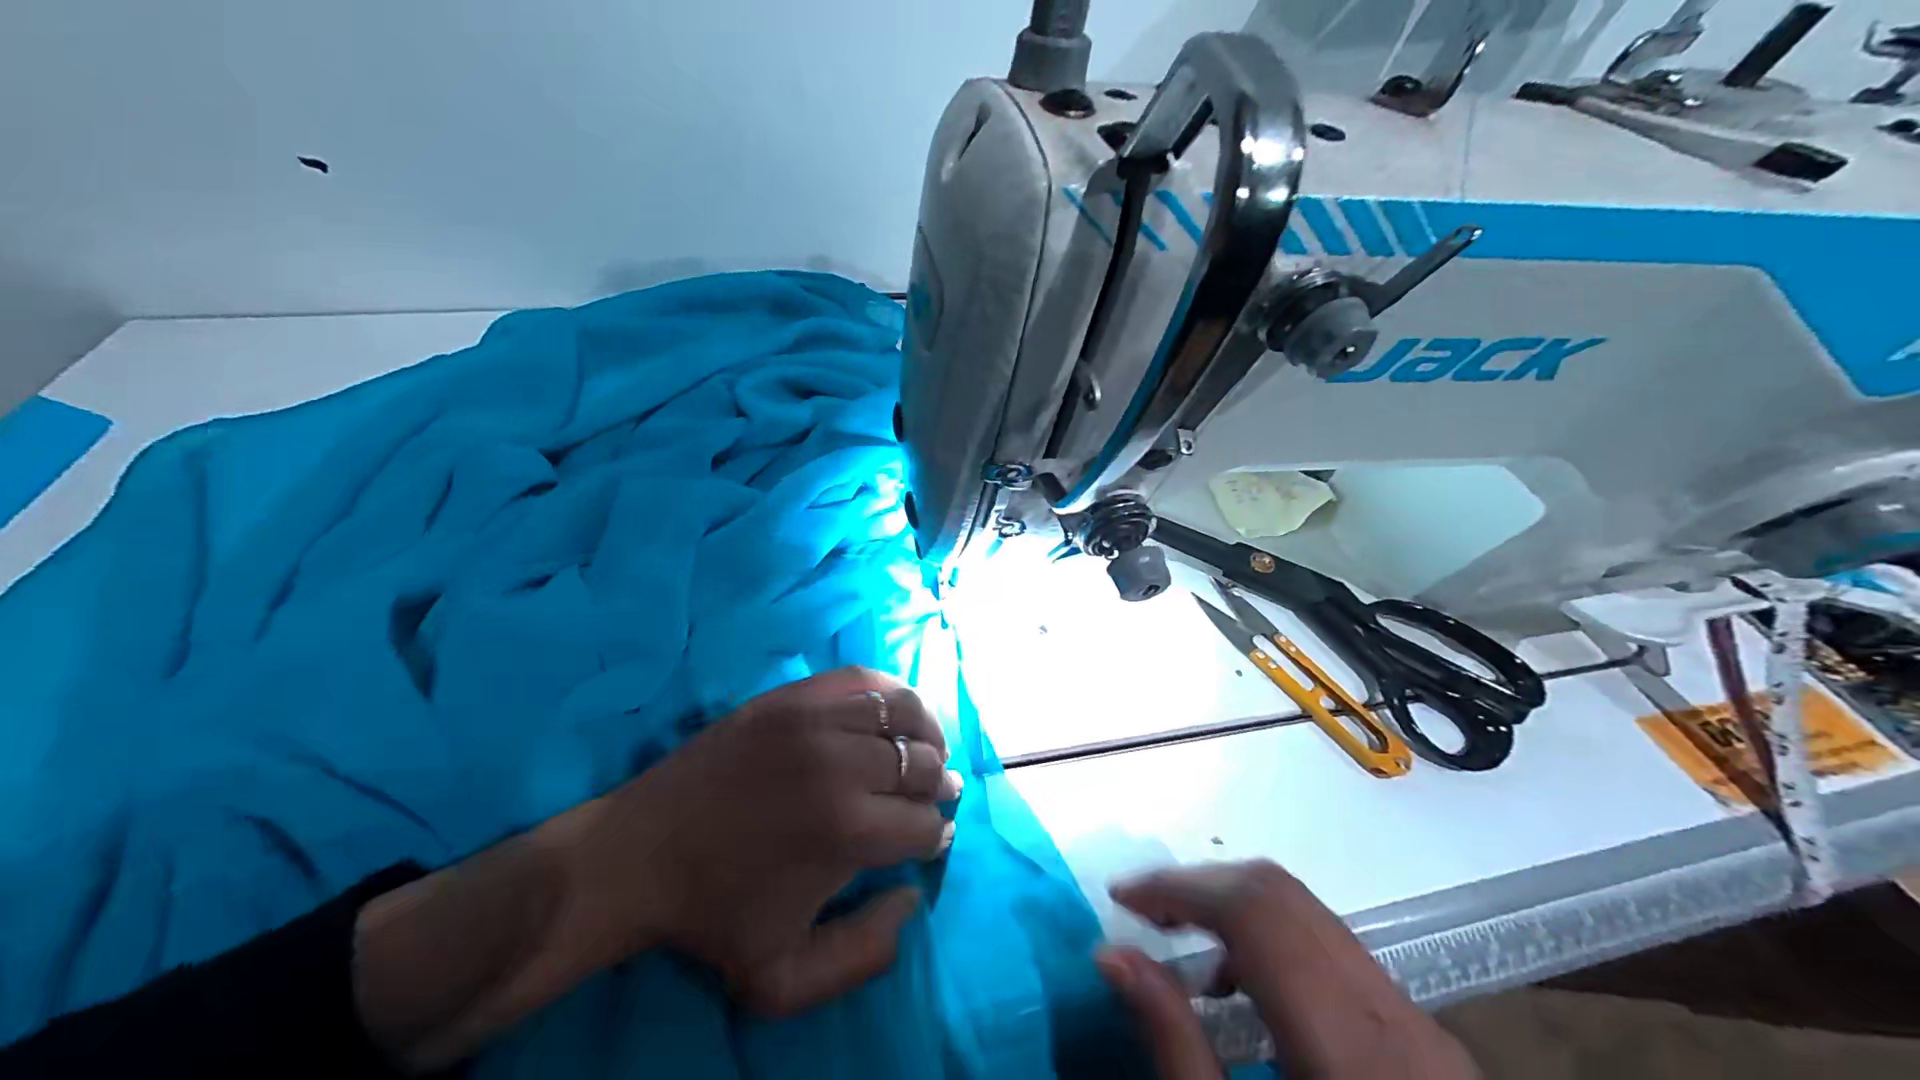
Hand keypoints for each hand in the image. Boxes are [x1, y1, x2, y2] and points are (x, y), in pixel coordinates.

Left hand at [354, 668, 959, 1071]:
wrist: (637, 856)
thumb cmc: (713, 916)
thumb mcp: (784, 976)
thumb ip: (866, 951)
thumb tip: (913, 894)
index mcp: (848, 832)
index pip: (926, 824)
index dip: (935, 836)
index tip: (928, 840)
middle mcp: (840, 764)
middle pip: (923, 765)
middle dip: (937, 787)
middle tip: (930, 798)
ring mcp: (812, 719)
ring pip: (903, 711)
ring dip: (927, 734)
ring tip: (925, 750)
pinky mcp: (788, 696)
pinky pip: (861, 678)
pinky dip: (890, 693)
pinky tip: (893, 713)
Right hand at [1094, 860, 1477, 1079]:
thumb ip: (1174, 1044)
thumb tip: (1114, 956)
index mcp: (1352, 1049)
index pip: (1256, 912)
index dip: (1179, 888)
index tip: (1121, 899)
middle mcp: (1396, 1016)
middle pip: (1282, 895)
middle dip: (1200, 886)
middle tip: (1141, 911)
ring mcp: (1420, 1023)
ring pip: (1308, 911)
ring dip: (1232, 905)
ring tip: (1176, 936)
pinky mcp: (1424, 1035)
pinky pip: (1331, 946)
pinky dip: (1269, 936)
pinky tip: (1238, 981)